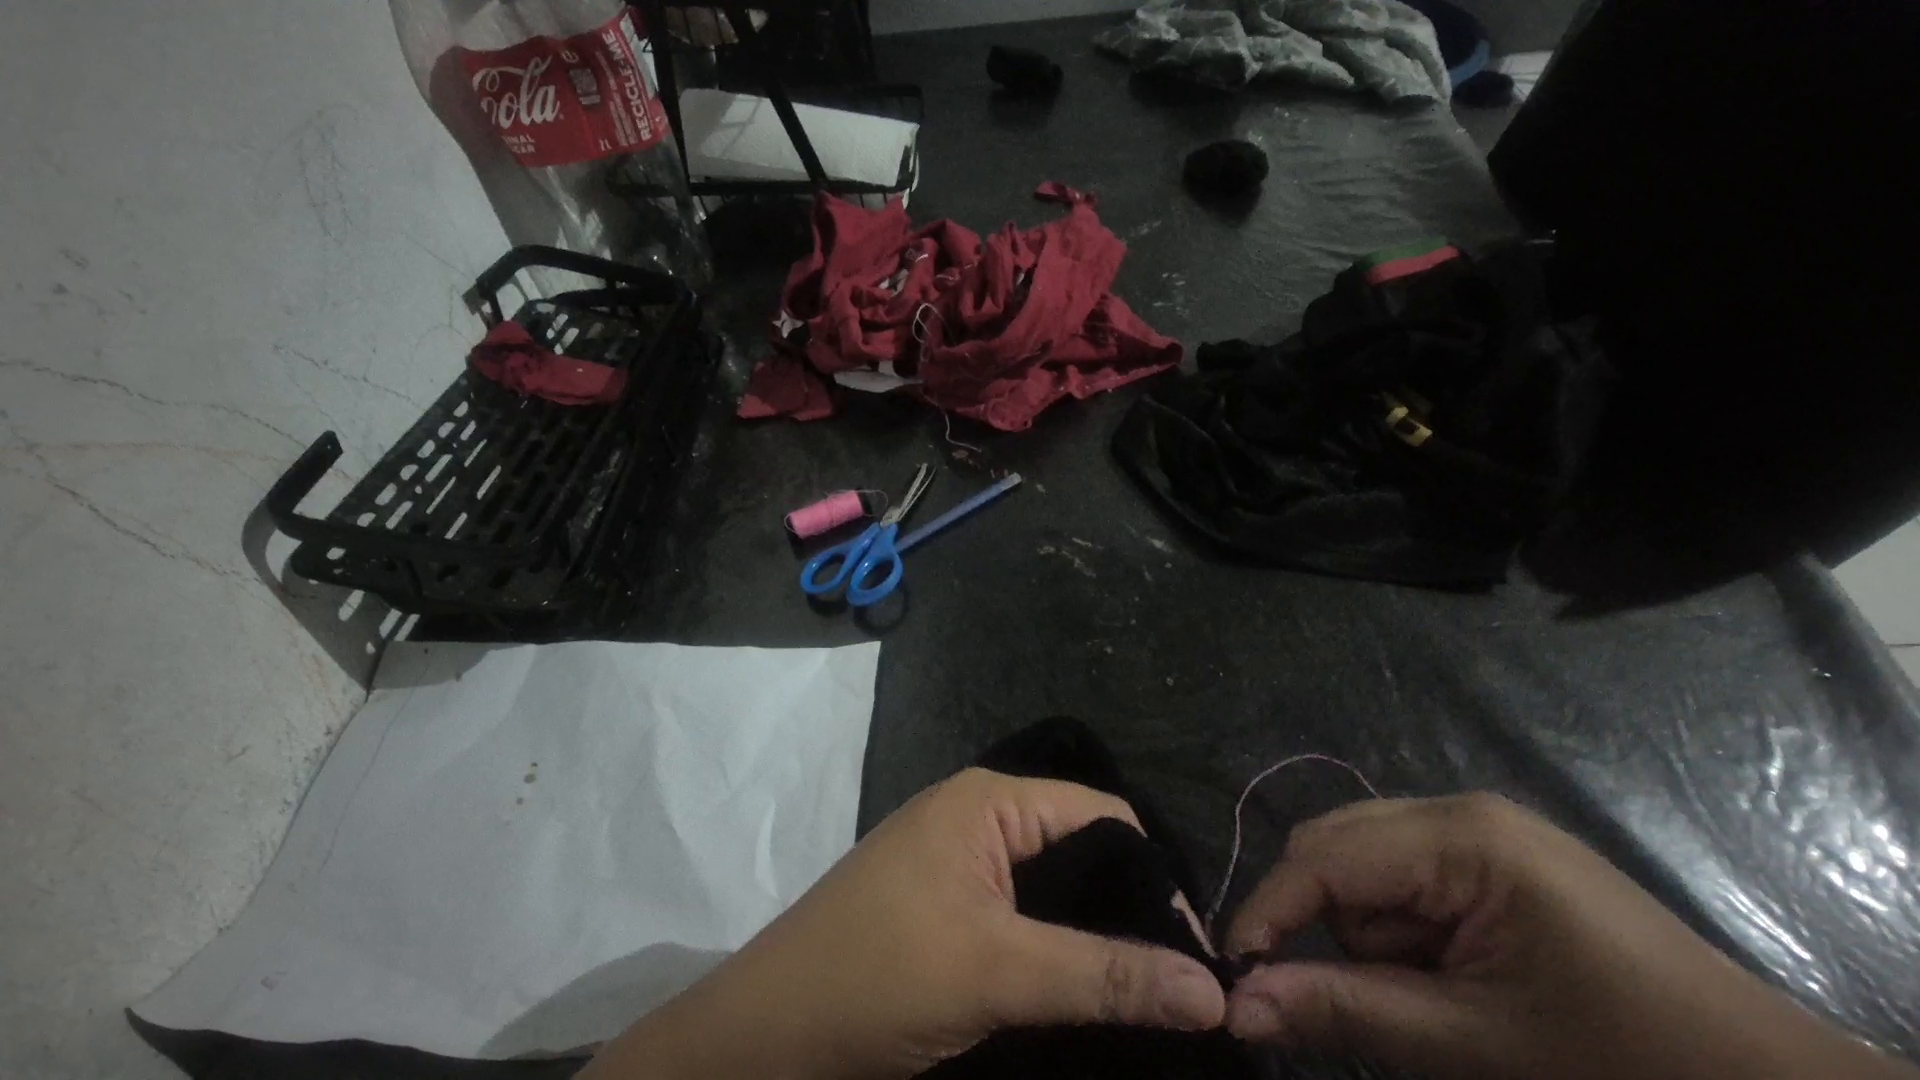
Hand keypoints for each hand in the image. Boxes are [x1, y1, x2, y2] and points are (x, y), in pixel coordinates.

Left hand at [582, 768, 1224, 1079]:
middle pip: (1078, 850)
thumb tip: (1215, 992)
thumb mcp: (999, 973)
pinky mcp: (942, 905)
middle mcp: (974, 816)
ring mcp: (954, 861)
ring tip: (1144, 989)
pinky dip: (1052, 946)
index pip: (1103, 816)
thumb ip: (1105, 976)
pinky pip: (1018, 913)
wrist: (764, 1036)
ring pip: (1050, 888)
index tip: (1197, 955)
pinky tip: (1082, 988)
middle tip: (1179, 981)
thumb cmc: (879, 978)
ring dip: (1090, 935)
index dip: (1156, 877)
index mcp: (988, 800)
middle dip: (1127, 909)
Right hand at [1224, 794, 1913, 1079]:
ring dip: (1369, 935)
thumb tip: (1236, 1006)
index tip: (1233, 979)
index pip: (1323, 857)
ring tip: (1432, 999)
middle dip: (1323, 922)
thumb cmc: (1617, 1059)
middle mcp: (1462, 811)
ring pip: (1365, 865)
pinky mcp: (1497, 859)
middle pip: (1337, 846)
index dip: (1268, 913)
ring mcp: (1484, 831)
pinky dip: (1401, 931)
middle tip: (1342, 999)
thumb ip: (1343, 1010)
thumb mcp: (1470, 1043)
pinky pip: (1407, 880)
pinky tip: (1449, 976)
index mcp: (1462, 836)